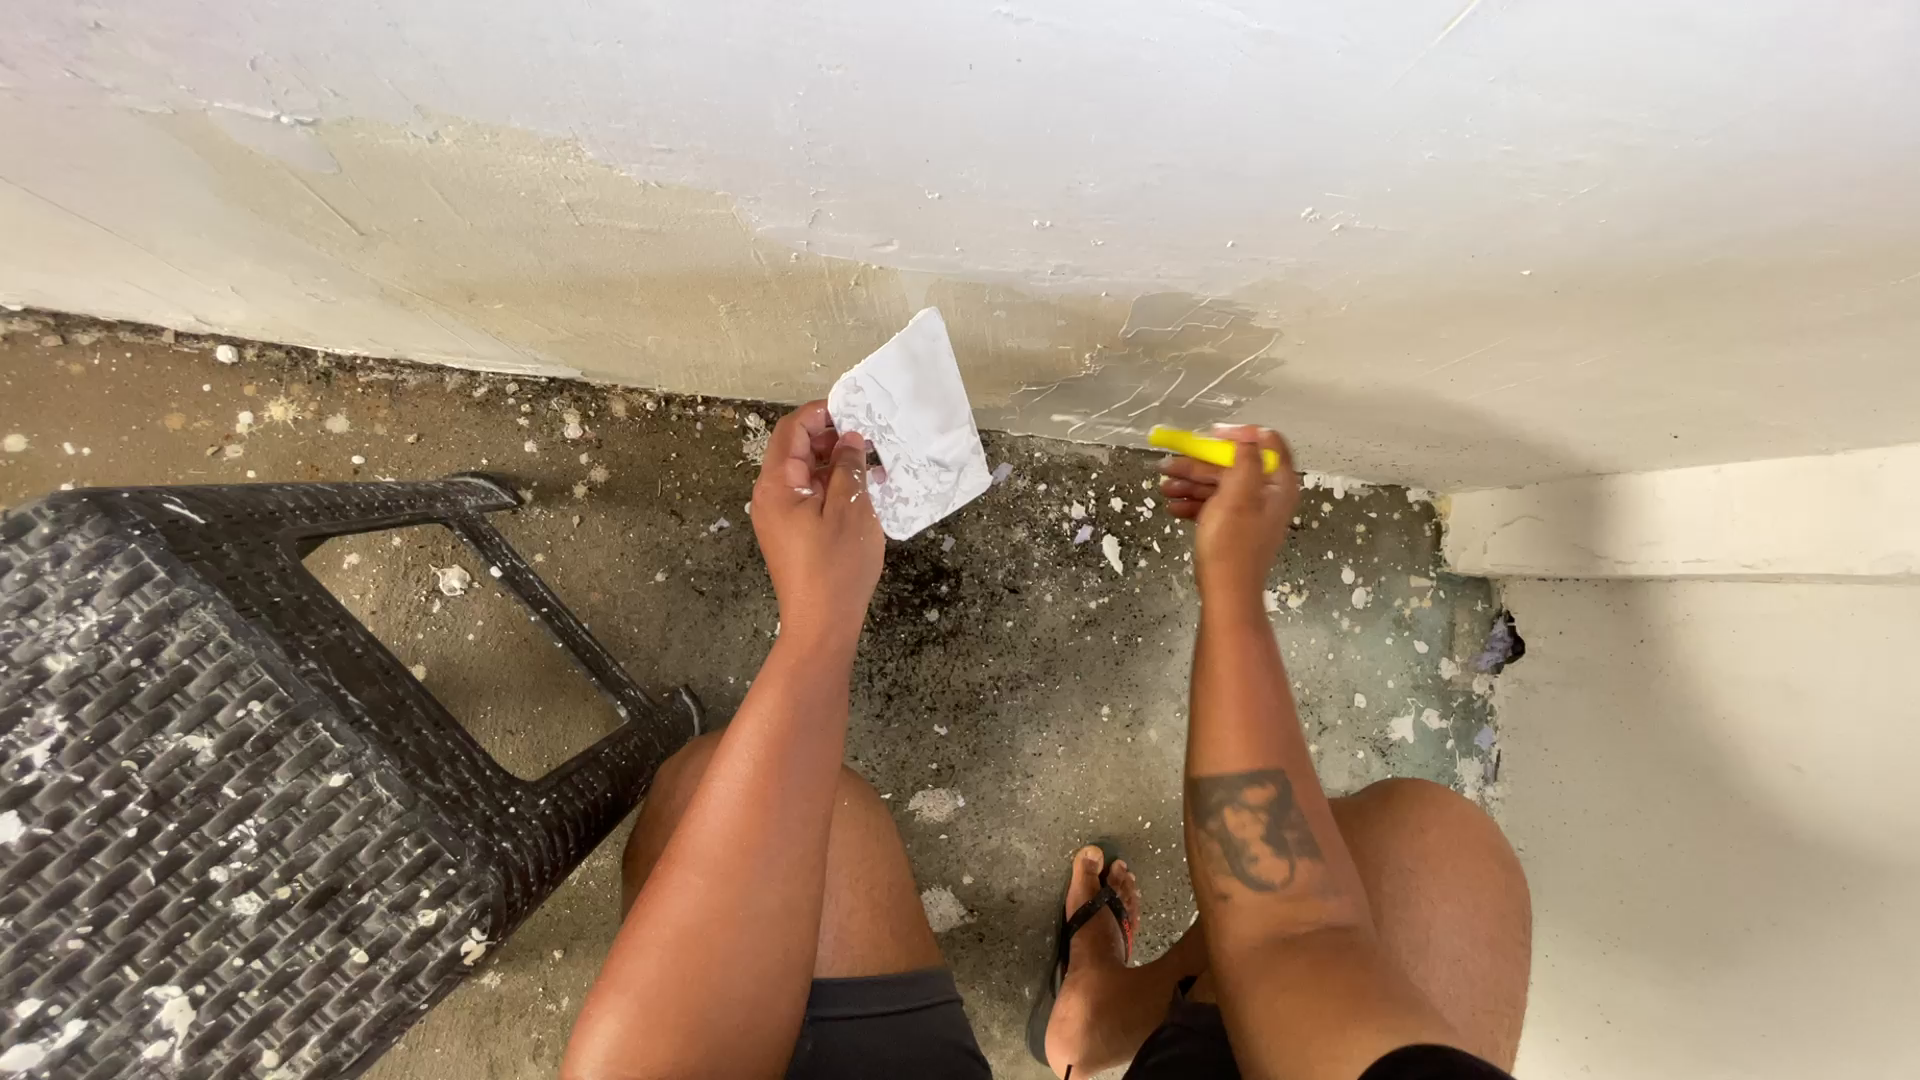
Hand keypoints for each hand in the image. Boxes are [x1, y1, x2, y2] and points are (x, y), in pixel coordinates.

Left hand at [750, 401, 885, 651]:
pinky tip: (860, 492)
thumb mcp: (851, 509)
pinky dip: (831, 486)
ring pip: (804, 474)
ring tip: (870, 464)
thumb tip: (850, 440)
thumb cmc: (837, 566)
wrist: (821, 624)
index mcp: (776, 484)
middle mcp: (769, 496)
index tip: (855, 411)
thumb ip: (849, 467)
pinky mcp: (790, 533)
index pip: (792, 430)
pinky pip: (809, 496)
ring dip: (834, 463)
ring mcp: (778, 517)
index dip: (821, 413)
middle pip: (795, 450)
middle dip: (830, 438)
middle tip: (868, 438)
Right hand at [1158, 426, 1298, 599]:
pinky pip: (1214, 506)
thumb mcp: (1238, 496)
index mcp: (1278, 485)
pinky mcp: (1234, 528)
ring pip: (1219, 486)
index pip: (1266, 444)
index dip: (1239, 435)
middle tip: (1168, 466)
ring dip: (1190, 484)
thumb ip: (1245, 461)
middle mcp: (1268, 495)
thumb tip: (1249, 434)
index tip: (1209, 436)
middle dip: (1200, 464)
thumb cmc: (1232, 544)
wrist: (1226, 593)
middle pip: (1233, 466)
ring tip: (1163, 488)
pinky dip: (1193, 504)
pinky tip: (1172, 508)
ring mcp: (1250, 513)